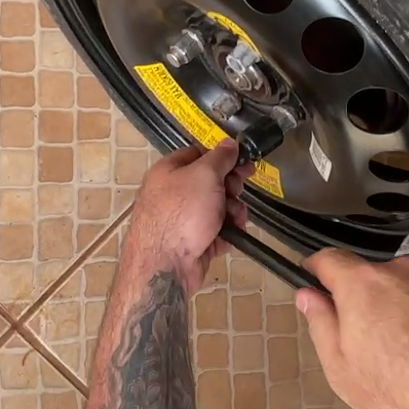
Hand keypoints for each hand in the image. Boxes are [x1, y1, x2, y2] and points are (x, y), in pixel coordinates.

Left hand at [124, 140, 250, 290]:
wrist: (165, 265)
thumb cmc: (182, 212)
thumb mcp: (205, 175)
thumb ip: (220, 157)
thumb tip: (229, 143)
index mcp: (169, 171)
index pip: (200, 154)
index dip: (223, 158)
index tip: (243, 163)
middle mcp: (172, 193)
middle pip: (210, 183)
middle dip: (230, 188)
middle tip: (236, 192)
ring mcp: (182, 220)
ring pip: (217, 208)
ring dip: (232, 212)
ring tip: (234, 219)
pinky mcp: (192, 242)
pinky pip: (216, 231)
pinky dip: (226, 233)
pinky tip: (230, 236)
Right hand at [295, 251, 408, 408]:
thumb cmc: (408, 398)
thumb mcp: (345, 373)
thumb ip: (322, 326)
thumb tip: (308, 295)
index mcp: (364, 285)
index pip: (329, 259)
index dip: (316, 271)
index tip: (314, 285)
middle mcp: (404, 272)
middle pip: (372, 278)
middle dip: (364, 303)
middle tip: (369, 347)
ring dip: (403, 313)